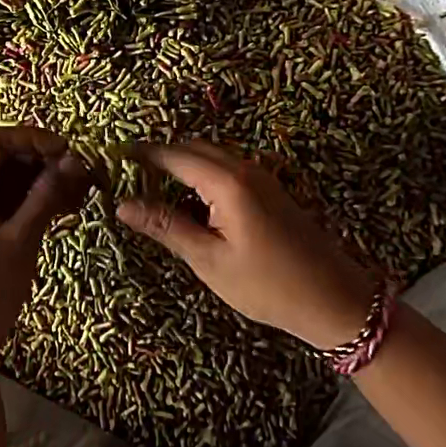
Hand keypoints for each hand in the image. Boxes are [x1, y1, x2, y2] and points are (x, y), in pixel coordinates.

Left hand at [0, 127, 92, 361]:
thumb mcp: (20, 242)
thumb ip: (46, 197)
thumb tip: (75, 161)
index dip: (34, 138)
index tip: (69, 150)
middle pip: (5, 160)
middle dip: (44, 160)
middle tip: (81, 173)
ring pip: (11, 183)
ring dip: (44, 182)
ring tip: (81, 191)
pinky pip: (10, 205)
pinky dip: (36, 203)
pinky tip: (66, 209)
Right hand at [118, 141, 376, 349]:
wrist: (334, 299)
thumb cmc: (268, 285)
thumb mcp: (210, 260)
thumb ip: (166, 227)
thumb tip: (123, 205)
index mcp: (227, 182)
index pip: (173, 155)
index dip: (140, 154)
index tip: (111, 158)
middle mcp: (244, 168)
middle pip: (191, 148)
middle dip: (158, 157)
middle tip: (128, 179)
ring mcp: (260, 176)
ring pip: (209, 157)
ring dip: (180, 166)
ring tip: (152, 193)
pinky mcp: (268, 189)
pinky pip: (225, 169)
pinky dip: (200, 176)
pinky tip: (188, 204)